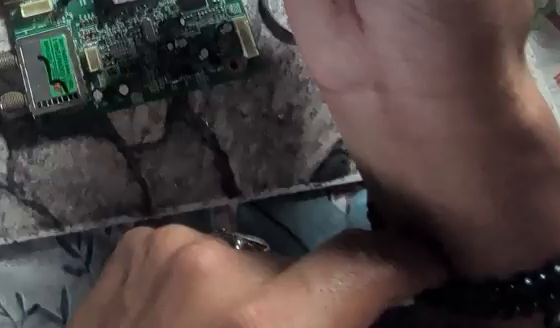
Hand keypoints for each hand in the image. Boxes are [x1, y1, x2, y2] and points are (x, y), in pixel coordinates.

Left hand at [69, 224, 440, 327]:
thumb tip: (366, 314)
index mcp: (261, 321)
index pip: (360, 265)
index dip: (403, 265)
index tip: (425, 270)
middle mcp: (215, 263)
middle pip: (297, 274)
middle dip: (305, 311)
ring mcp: (167, 244)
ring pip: (245, 266)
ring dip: (251, 300)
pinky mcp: (134, 241)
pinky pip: (197, 259)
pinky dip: (205, 289)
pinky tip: (183, 327)